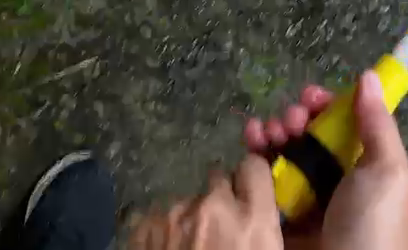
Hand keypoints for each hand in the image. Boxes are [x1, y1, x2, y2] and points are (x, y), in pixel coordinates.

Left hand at [127, 154, 283, 249]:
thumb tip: (259, 230)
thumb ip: (263, 239)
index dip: (252, 180)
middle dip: (221, 201)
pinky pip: (161, 218)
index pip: (254, 168)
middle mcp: (213, 206)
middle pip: (218, 180)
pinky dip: (166, 233)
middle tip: (220, 233)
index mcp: (252, 223)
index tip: (251, 194)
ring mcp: (174, 212)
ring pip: (188, 202)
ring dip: (192, 221)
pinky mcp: (144, 224)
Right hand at [241, 72, 407, 249]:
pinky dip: (253, 154)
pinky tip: (249, 141)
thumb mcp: (390, 177)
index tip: (311, 97)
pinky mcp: (278, 220)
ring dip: (272, 131)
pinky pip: (262, 177)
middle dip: (295, 118)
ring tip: (264, 133)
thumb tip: (370, 76)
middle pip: (311, 136)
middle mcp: (340, 188)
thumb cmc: (376, 233)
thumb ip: (378, 127)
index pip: (347, 129)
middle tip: (288, 121)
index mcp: (373, 178)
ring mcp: (307, 205)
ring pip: (284, 152)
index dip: (328, 107)